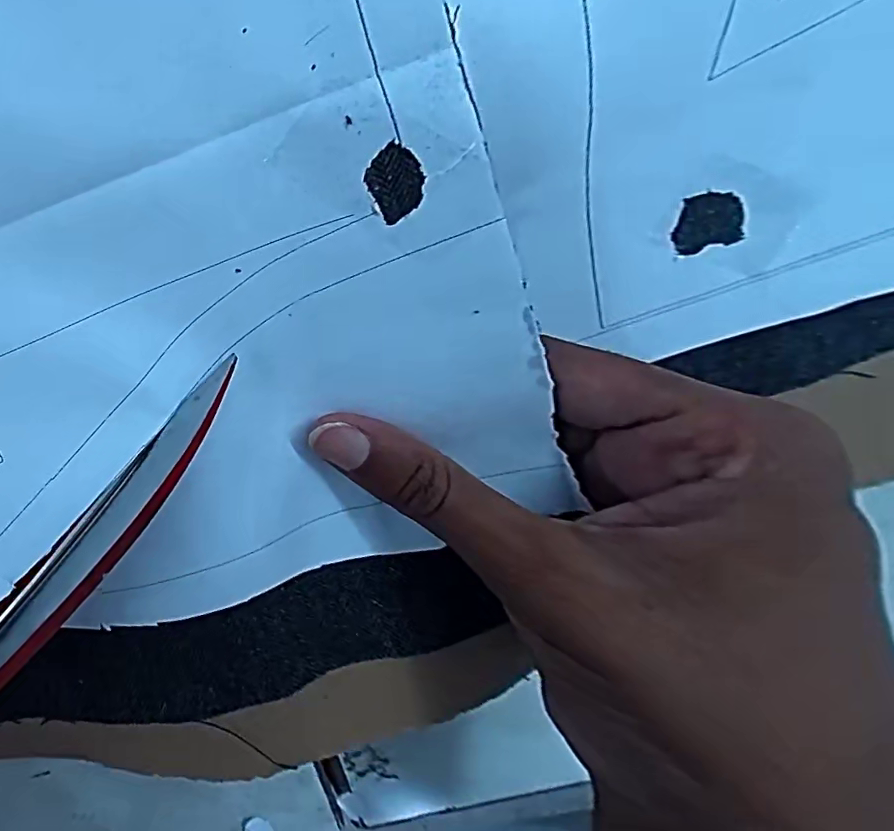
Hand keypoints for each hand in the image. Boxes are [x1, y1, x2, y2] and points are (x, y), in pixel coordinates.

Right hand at [308, 337, 893, 829]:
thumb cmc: (716, 711)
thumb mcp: (554, 579)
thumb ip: (437, 494)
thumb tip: (338, 433)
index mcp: (734, 443)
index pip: (562, 374)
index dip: (460, 370)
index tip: (369, 362)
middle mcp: (696, 459)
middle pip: (536, 410)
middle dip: (444, 417)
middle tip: (347, 397)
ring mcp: (649, 501)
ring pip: (519, 451)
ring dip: (446, 455)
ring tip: (357, 431)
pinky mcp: (607, 538)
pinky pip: (517, 490)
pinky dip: (459, 490)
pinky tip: (395, 478)